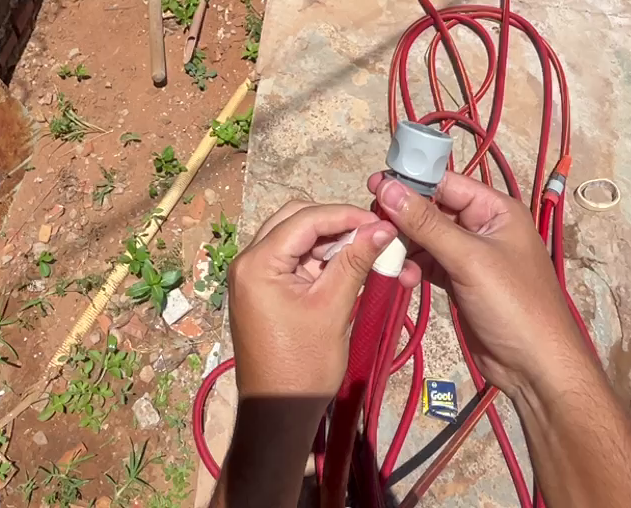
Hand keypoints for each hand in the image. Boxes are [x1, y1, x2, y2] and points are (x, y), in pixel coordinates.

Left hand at [226, 200, 398, 402]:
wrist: (277, 415)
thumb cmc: (303, 367)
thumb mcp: (332, 309)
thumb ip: (355, 262)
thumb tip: (382, 228)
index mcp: (257, 263)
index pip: (304, 219)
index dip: (343, 215)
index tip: (378, 221)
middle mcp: (248, 261)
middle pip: (294, 220)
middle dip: (334, 222)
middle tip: (370, 232)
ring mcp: (252, 274)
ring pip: (293, 236)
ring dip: (326, 238)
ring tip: (362, 248)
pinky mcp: (261, 288)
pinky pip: (290, 257)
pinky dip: (316, 256)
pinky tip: (343, 263)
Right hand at [366, 170, 590, 399]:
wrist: (537, 371)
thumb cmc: (513, 305)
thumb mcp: (468, 259)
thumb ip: (425, 223)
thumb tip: (386, 187)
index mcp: (495, 209)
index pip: (445, 183)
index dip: (410, 182)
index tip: (373, 185)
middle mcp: (482, 226)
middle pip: (432, 210)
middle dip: (403, 218)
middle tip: (373, 226)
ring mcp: (470, 255)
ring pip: (426, 238)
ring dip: (405, 246)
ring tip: (387, 258)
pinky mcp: (459, 280)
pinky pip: (428, 263)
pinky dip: (413, 267)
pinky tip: (402, 279)